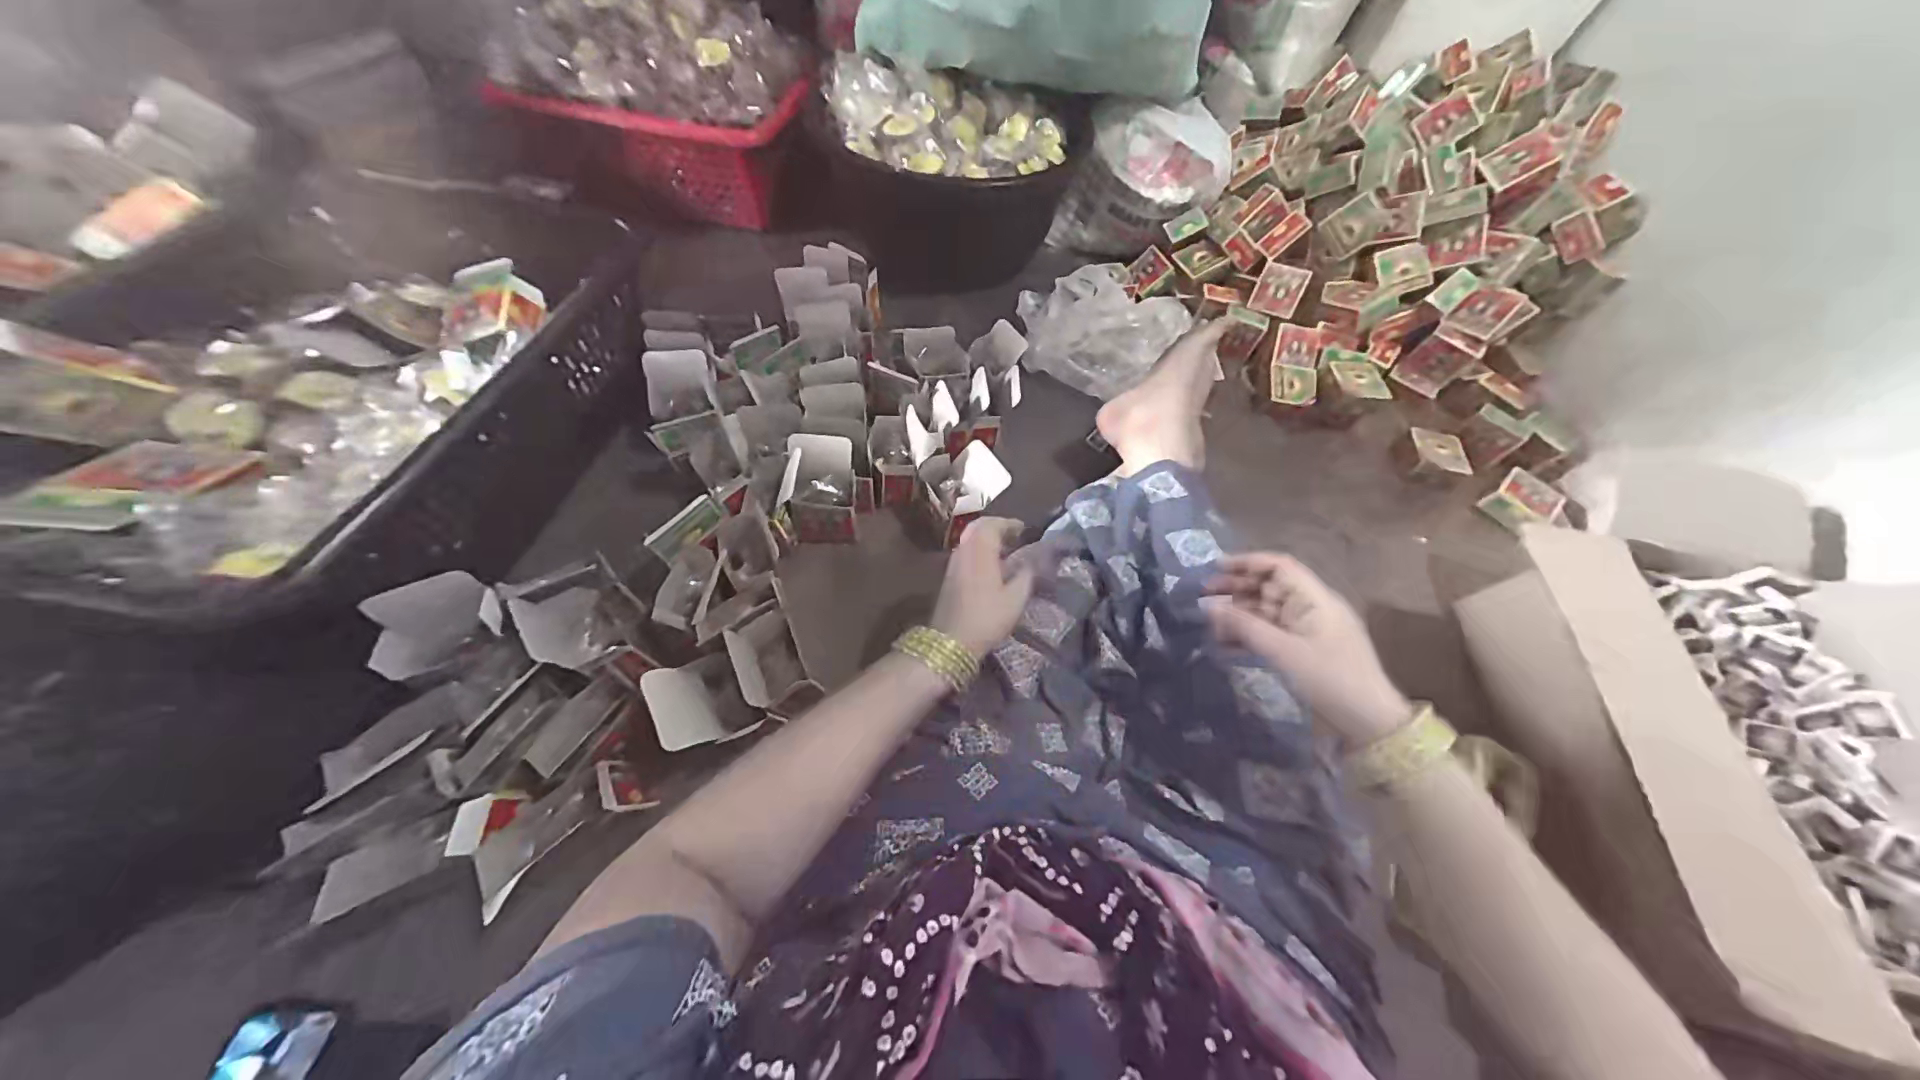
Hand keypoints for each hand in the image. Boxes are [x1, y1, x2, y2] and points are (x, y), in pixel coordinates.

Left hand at [930, 517, 1034, 659]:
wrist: (951, 641)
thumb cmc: (987, 618)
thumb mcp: (1016, 598)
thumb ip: (1027, 573)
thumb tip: (1035, 558)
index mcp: (979, 551)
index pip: (992, 524)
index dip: (1009, 523)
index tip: (1024, 529)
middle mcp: (963, 551)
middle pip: (977, 528)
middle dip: (996, 527)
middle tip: (1014, 535)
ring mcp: (953, 563)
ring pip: (969, 539)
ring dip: (986, 538)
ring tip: (1006, 548)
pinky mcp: (949, 576)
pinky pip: (965, 552)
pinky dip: (979, 549)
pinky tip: (991, 565)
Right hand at [1202, 553, 1412, 747]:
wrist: (1368, 724)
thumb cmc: (1330, 680)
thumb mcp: (1284, 652)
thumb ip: (1244, 627)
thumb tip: (1209, 607)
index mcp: (1315, 600)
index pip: (1279, 567)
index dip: (1247, 562)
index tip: (1216, 567)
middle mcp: (1310, 610)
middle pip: (1269, 587)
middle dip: (1237, 588)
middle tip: (1203, 595)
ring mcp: (1306, 631)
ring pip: (1265, 612)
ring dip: (1238, 614)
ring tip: (1210, 623)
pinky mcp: (1301, 652)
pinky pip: (1269, 634)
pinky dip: (1247, 635)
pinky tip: (1225, 644)